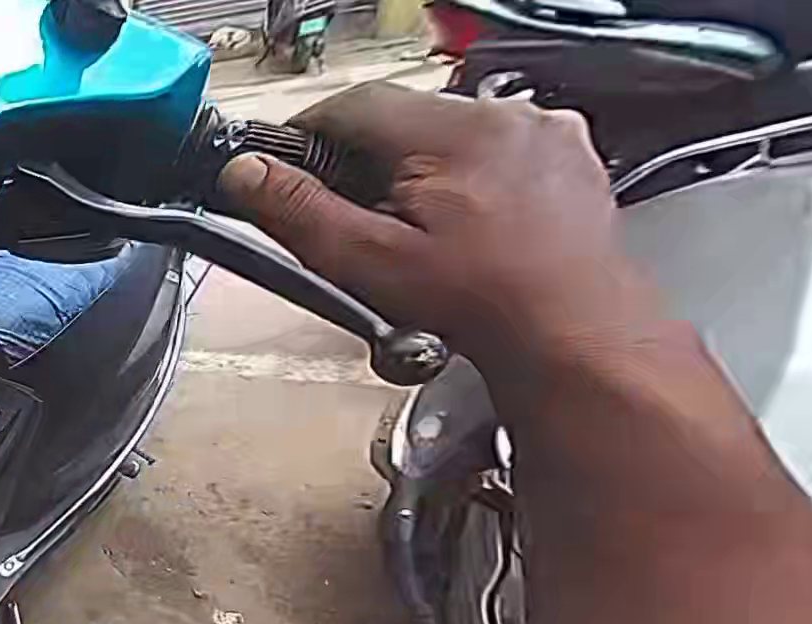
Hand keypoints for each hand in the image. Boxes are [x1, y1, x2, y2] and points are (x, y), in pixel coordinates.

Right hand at [217, 82, 660, 376]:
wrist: (564, 331)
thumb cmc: (475, 301)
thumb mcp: (365, 262)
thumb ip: (301, 212)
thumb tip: (247, 174)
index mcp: (455, 132)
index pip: (355, 103)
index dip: (306, 130)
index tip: (282, 159)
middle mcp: (507, 116)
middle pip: (401, 123)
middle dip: (359, 165)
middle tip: (341, 217)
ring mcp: (543, 134)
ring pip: (444, 139)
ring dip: (409, 174)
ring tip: (400, 234)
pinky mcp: (562, 158)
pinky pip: (487, 154)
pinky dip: (455, 181)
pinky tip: (449, 229)